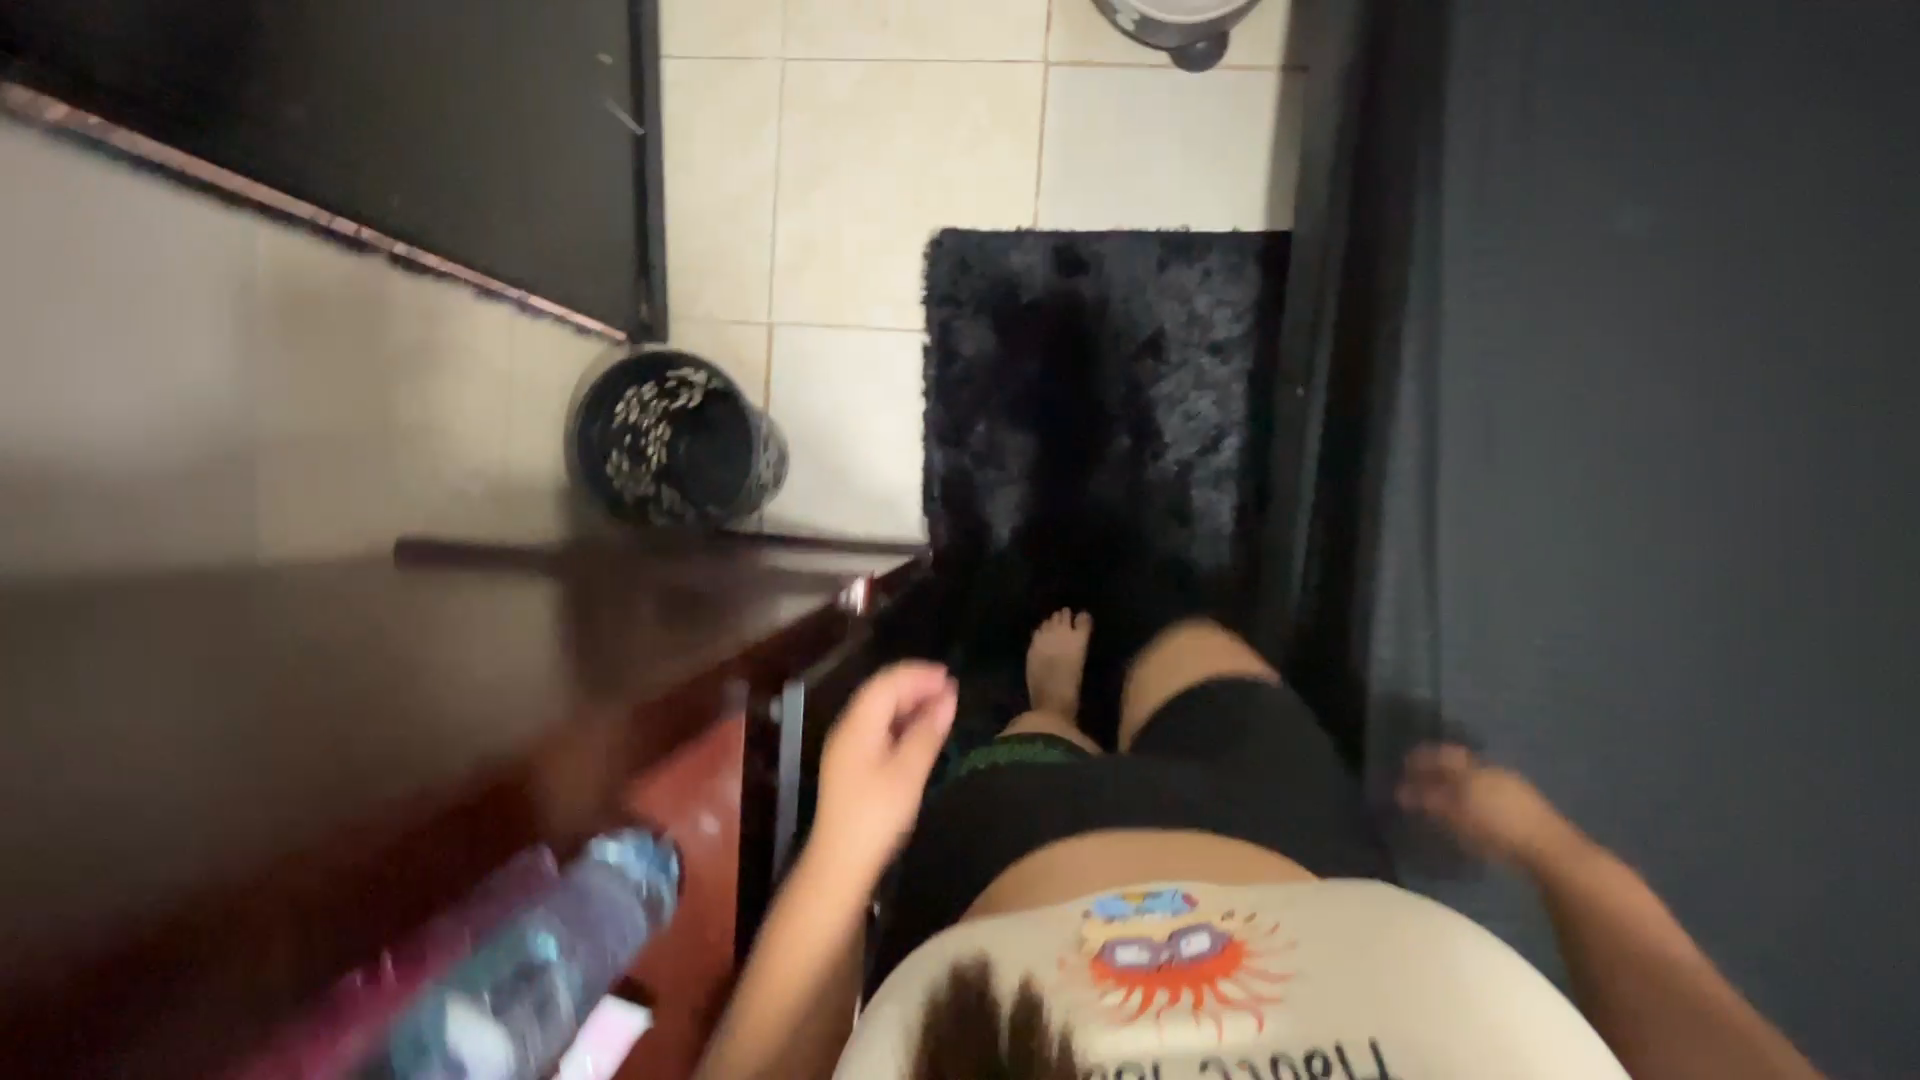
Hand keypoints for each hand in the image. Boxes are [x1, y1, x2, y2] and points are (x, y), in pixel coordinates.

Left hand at [810, 661, 957, 884]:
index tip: (950, 676)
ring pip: (880, 712)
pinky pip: (879, 729)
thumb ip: (927, 732)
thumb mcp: (908, 773)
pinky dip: (902, 724)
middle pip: (881, 694)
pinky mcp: (853, 765)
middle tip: (950, 691)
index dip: (918, 674)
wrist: (840, 862)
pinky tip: (921, 732)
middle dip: (915, 686)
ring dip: (910, 705)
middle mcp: (849, 729)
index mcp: (858, 725)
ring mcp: (848, 747)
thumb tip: (949, 698)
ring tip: (942, 708)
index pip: (887, 683)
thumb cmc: (876, 815)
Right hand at [1396, 744, 1582, 870]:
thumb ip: (1427, 800)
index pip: (1441, 755)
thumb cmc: (1496, 830)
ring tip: (1445, 798)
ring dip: (1458, 784)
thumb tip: (1400, 791)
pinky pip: (1490, 791)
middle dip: (1439, 770)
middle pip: (1459, 764)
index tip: (1405, 764)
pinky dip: (1475, 795)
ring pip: (1476, 778)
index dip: (1421, 758)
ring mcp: (1512, 786)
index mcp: (1472, 770)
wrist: (1552, 851)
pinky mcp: (1526, 804)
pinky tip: (1473, 810)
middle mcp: (1491, 771)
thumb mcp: (1455, 815)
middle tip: (1422, 781)